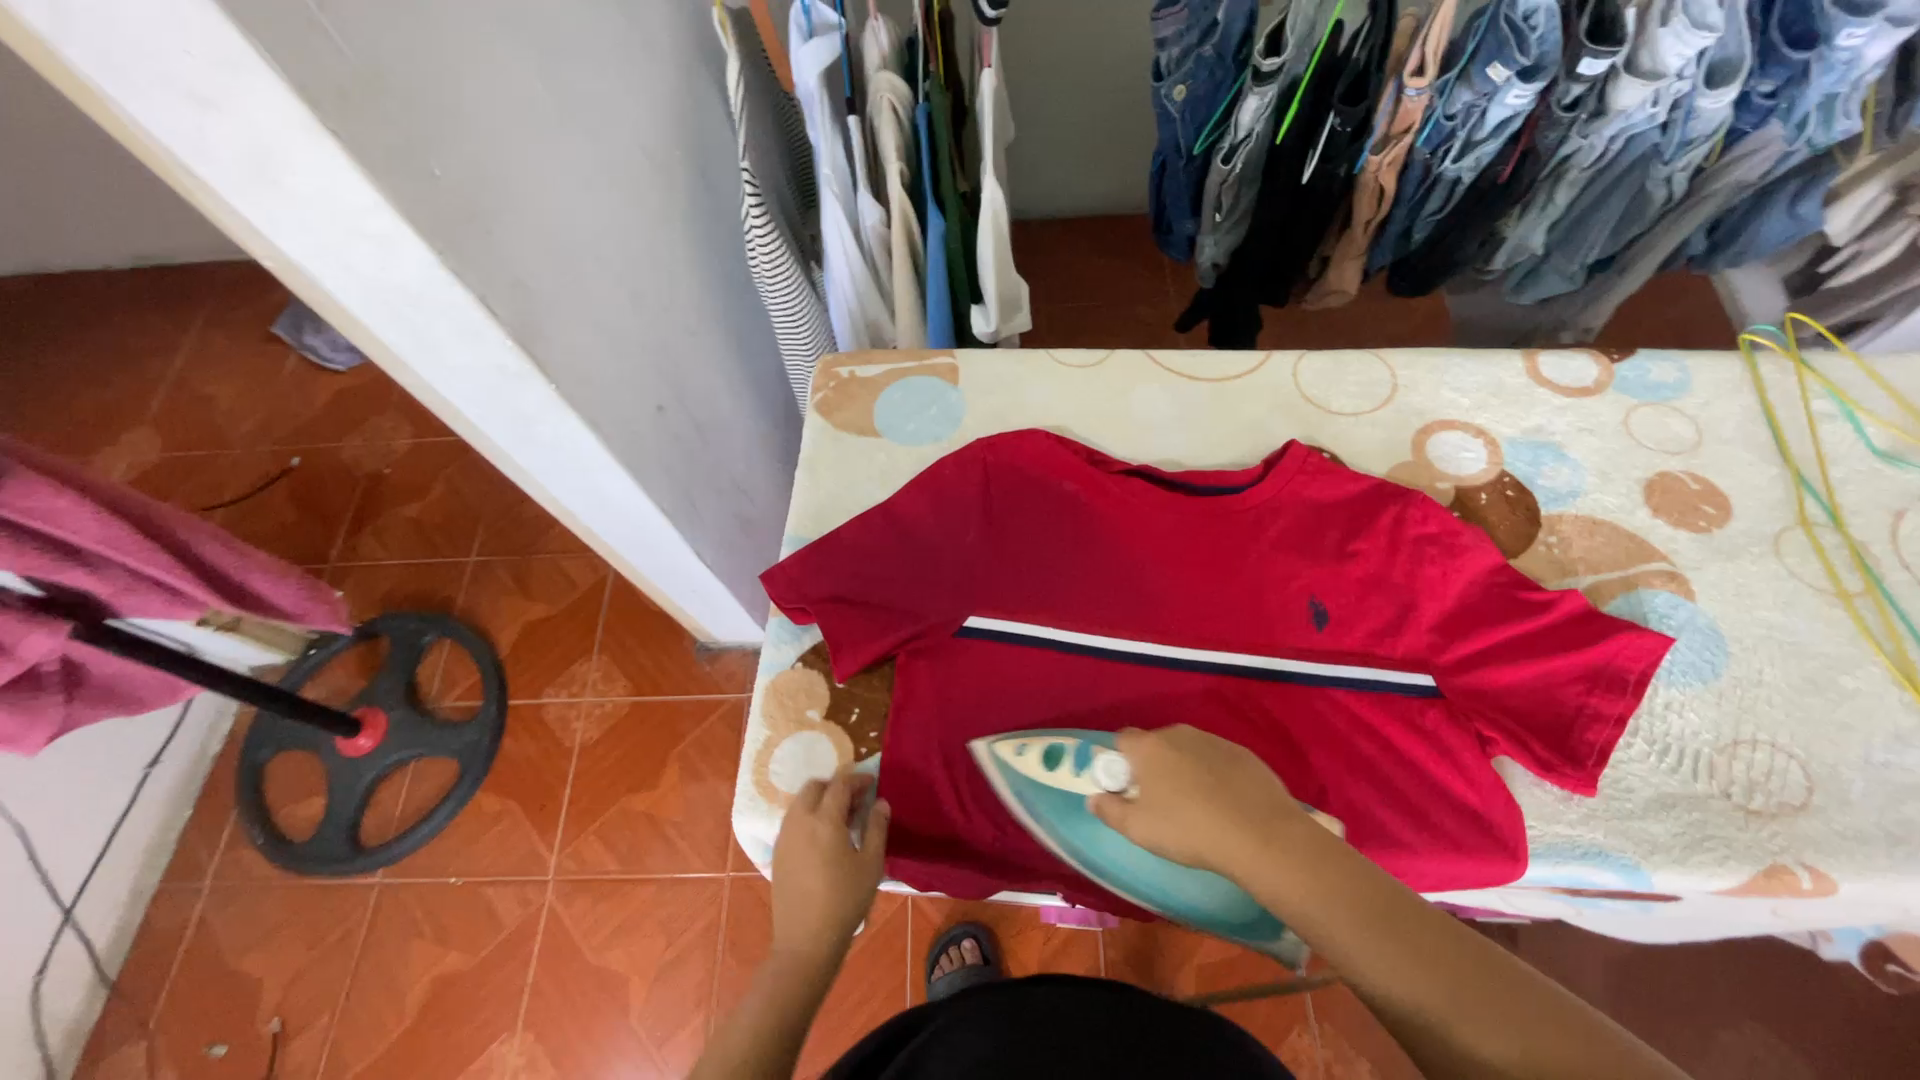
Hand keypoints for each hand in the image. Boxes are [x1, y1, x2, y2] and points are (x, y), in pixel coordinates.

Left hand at [770, 770, 889, 972]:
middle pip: (814, 786)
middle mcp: (799, 821)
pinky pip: (792, 820)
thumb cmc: (845, 901)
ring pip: (800, 802)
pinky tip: (823, 837)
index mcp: (824, 820)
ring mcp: (784, 836)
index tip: (872, 783)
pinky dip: (808, 815)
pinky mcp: (777, 852)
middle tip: (856, 799)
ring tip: (841, 818)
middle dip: (835, 785)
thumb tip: (880, 803)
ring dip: (820, 799)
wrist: (806, 939)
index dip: (857, 779)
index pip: (839, 784)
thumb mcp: (871, 864)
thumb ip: (877, 828)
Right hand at [1088, 725, 1310, 879]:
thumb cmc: (1189, 830)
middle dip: (1154, 766)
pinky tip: (1226, 803)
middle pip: (1156, 744)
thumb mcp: (1138, 829)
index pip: (1122, 739)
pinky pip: (1218, 760)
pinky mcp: (1244, 754)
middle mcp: (1179, 734)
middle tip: (1162, 802)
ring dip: (1186, 769)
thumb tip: (1093, 798)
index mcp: (1149, 747)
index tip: (1130, 789)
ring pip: (1189, 750)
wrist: (1260, 835)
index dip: (1121, 762)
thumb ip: (1109, 810)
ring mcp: (1215, 741)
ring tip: (1197, 806)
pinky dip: (1216, 775)